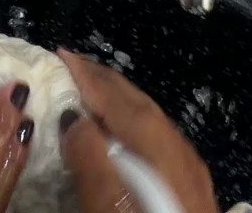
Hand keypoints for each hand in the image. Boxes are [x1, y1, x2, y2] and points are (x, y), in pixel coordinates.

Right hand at [58, 51, 217, 212]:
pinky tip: (123, 137)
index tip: (59, 54)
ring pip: (148, 118)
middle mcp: (176, 147)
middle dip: (102, 79)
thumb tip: (73, 117)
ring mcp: (188, 170)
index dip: (86, 74)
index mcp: (155, 142)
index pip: (115, 95)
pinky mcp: (192, 191)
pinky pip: (156, 136)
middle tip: (72, 64)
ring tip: (91, 93)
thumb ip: (91, 158)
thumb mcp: (108, 205)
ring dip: (117, 99)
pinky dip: (131, 123)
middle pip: (136, 100)